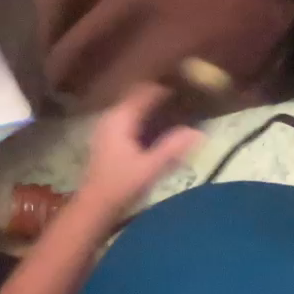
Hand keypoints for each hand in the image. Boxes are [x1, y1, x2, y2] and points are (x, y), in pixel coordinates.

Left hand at [77, 84, 204, 215]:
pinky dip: (144, 116)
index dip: (164, 87)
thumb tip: (199, 132)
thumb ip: (173, 148)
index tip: (186, 86)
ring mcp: (107, 127)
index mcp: (120, 118)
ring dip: (151, 105)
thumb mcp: (150, 168)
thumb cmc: (121, 186)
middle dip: (158, 95)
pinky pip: (129, 117)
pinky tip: (158, 125)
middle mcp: (111, 117)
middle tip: (183, 96)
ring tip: (174, 107)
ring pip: (132, 106)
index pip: (144, 91)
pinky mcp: (107, 138)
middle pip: (137, 96)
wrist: (94, 207)